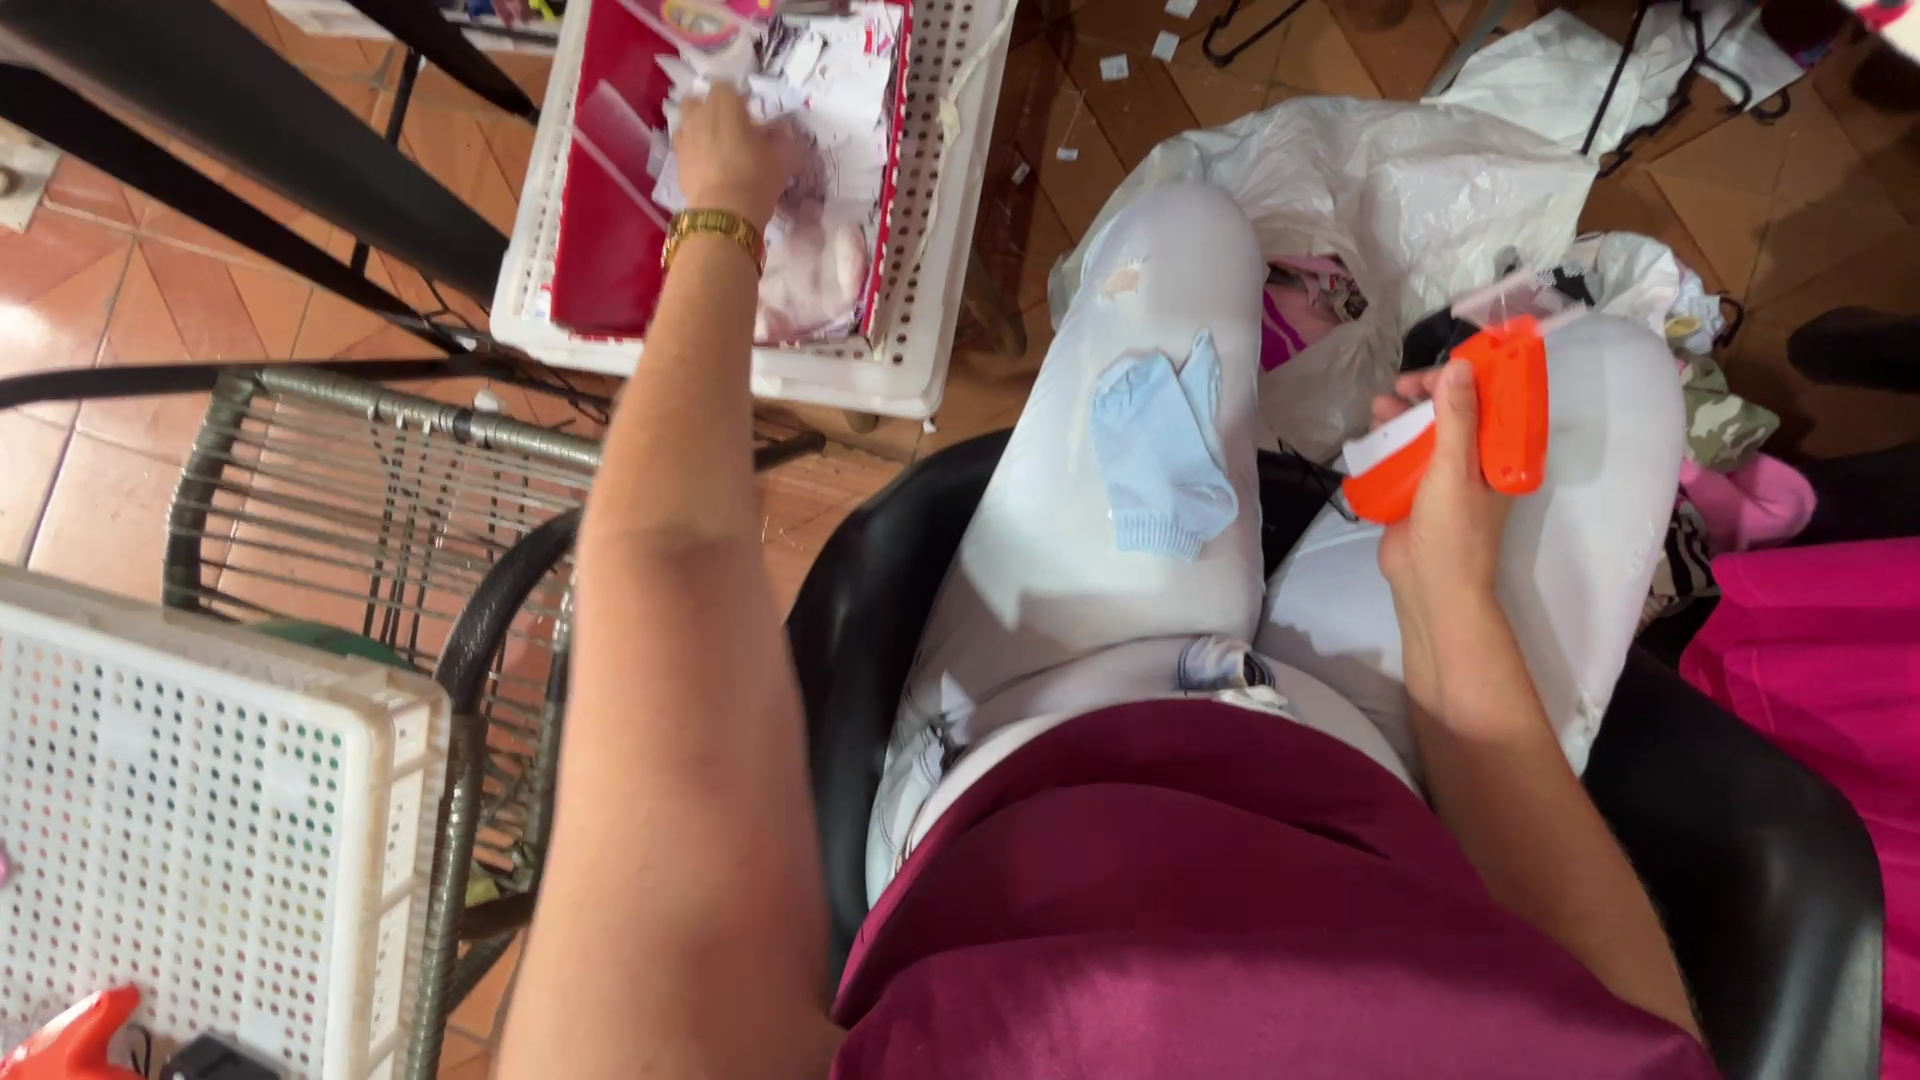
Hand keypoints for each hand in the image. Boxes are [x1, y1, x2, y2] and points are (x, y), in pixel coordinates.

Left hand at [673, 84, 799, 229]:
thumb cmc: (756, 177)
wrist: (725, 212)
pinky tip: (706, 166)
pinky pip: (685, 147)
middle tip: (730, 131)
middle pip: (701, 101)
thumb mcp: (782, 157)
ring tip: (715, 148)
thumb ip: (781, 138)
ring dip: (699, 129)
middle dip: (712, 111)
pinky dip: (693, 152)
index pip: (728, 87)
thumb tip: (779, 131)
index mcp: (725, 103)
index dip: (739, 100)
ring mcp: (685, 135)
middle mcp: (700, 112)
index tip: (750, 116)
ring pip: (688, 122)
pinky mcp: (677, 160)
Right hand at [1374, 359, 1510, 622]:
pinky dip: (1387, 445)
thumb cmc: (1453, 528)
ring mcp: (1442, 479)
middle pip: (1451, 417)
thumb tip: (1460, 367)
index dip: (1463, 382)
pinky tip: (1371, 437)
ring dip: (1401, 419)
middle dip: (1424, 398)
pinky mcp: (1413, 494)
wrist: (1428, 584)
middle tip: (1397, 389)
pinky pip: (1402, 460)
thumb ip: (1456, 418)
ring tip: (1376, 410)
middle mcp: (1473, 463)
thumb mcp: (1455, 468)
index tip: (1431, 373)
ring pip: (1423, 436)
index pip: (1488, 405)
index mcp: (1498, 456)